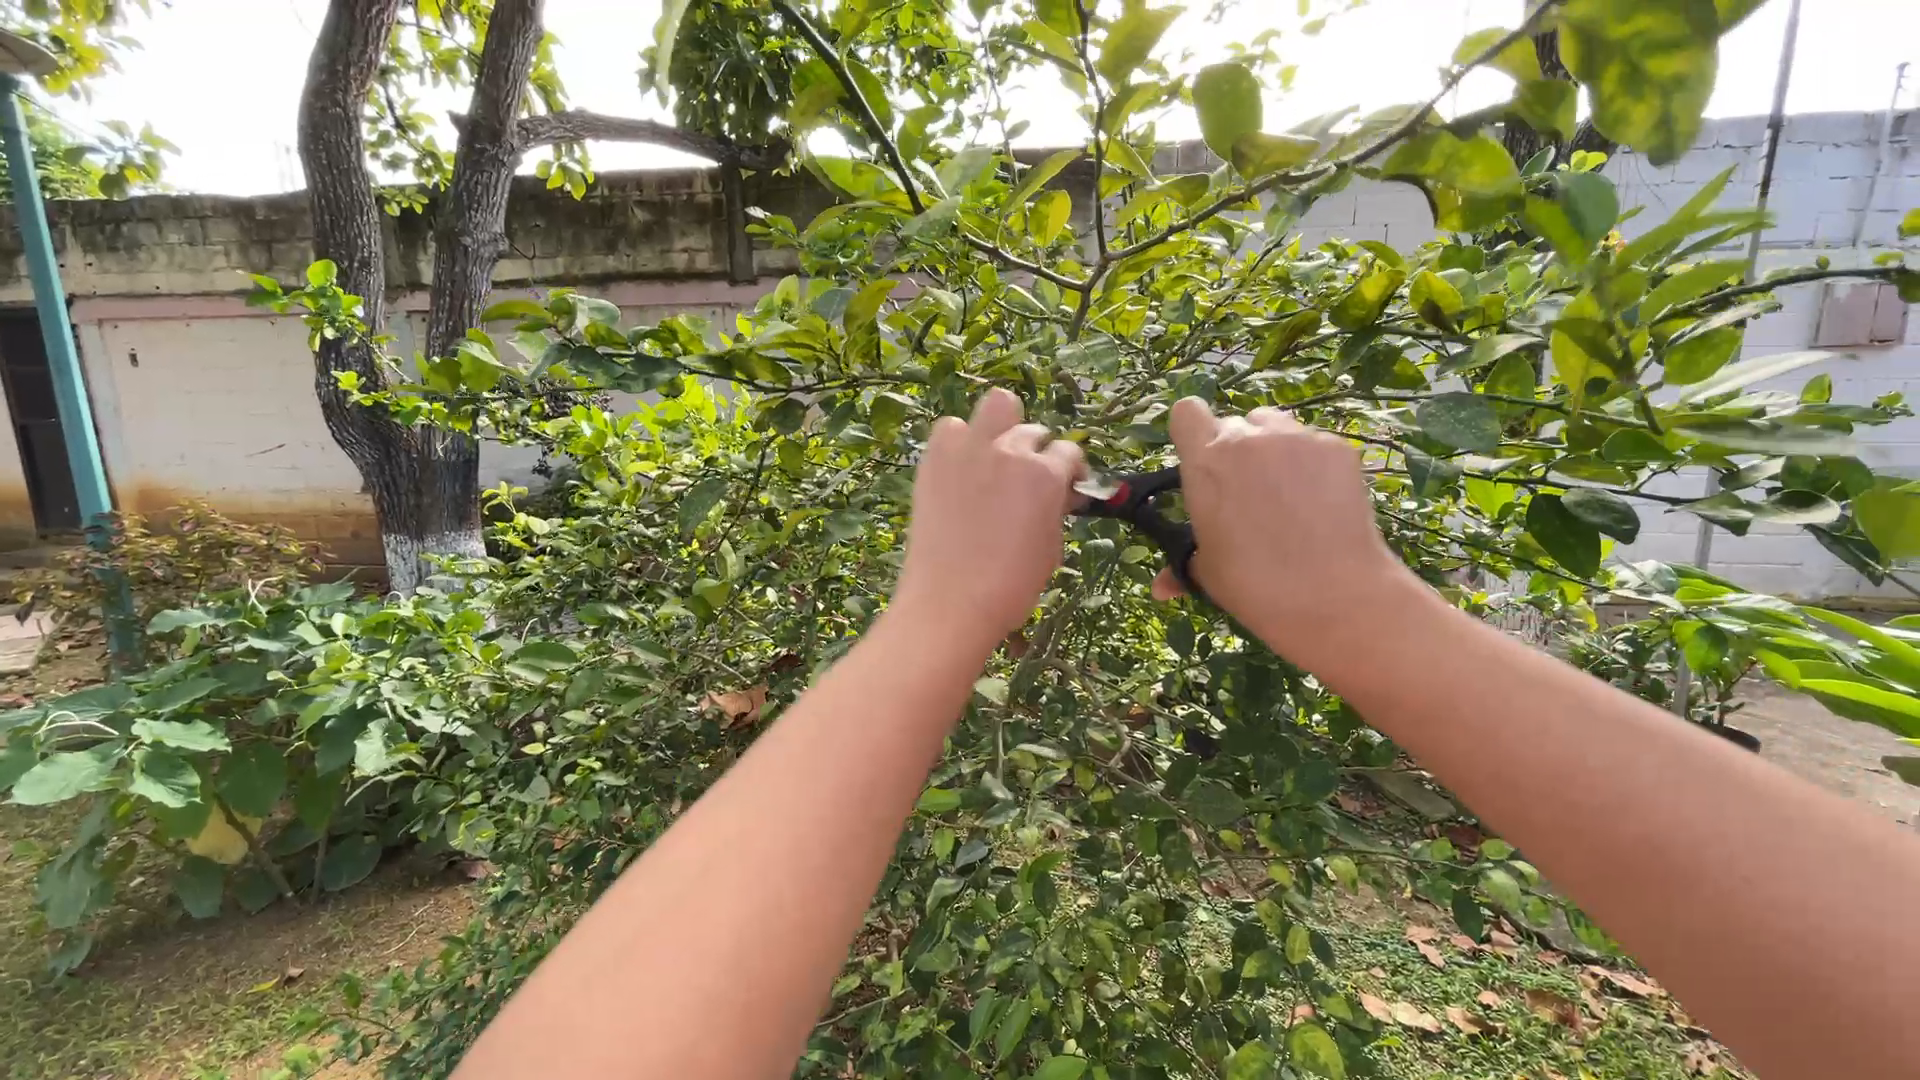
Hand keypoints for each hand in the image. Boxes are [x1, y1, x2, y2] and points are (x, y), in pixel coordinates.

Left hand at [893, 388, 1083, 651]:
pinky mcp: (935, 458)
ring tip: (994, 460)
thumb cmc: (1010, 586)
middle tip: (1026, 481)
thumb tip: (1058, 494)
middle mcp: (1010, 451)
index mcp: (1045, 474)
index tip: (1065, 489)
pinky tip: (962, 468)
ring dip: (1001, 428)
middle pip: (1033, 430)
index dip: (1070, 472)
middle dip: (1037, 452)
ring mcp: (970, 449)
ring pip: (996, 406)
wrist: (950, 602)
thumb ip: (1055, 509)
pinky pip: (951, 428)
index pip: (1069, 452)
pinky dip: (960, 441)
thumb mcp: (1051, 547)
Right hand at [1154, 397, 1416, 666]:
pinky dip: (1309, 464)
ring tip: (1284, 493)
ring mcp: (1296, 438)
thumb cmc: (1254, 585)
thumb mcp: (1207, 572)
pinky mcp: (1336, 447)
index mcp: (1205, 462)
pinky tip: (1318, 501)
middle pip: (1233, 424)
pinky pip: (1312, 443)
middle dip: (1234, 451)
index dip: (1192, 433)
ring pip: (1273, 427)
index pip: (1187, 412)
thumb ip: (1182, 561)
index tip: (1201, 462)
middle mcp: (1248, 438)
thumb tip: (1161, 588)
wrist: (1333, 595)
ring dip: (1271, 450)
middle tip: (1246, 493)